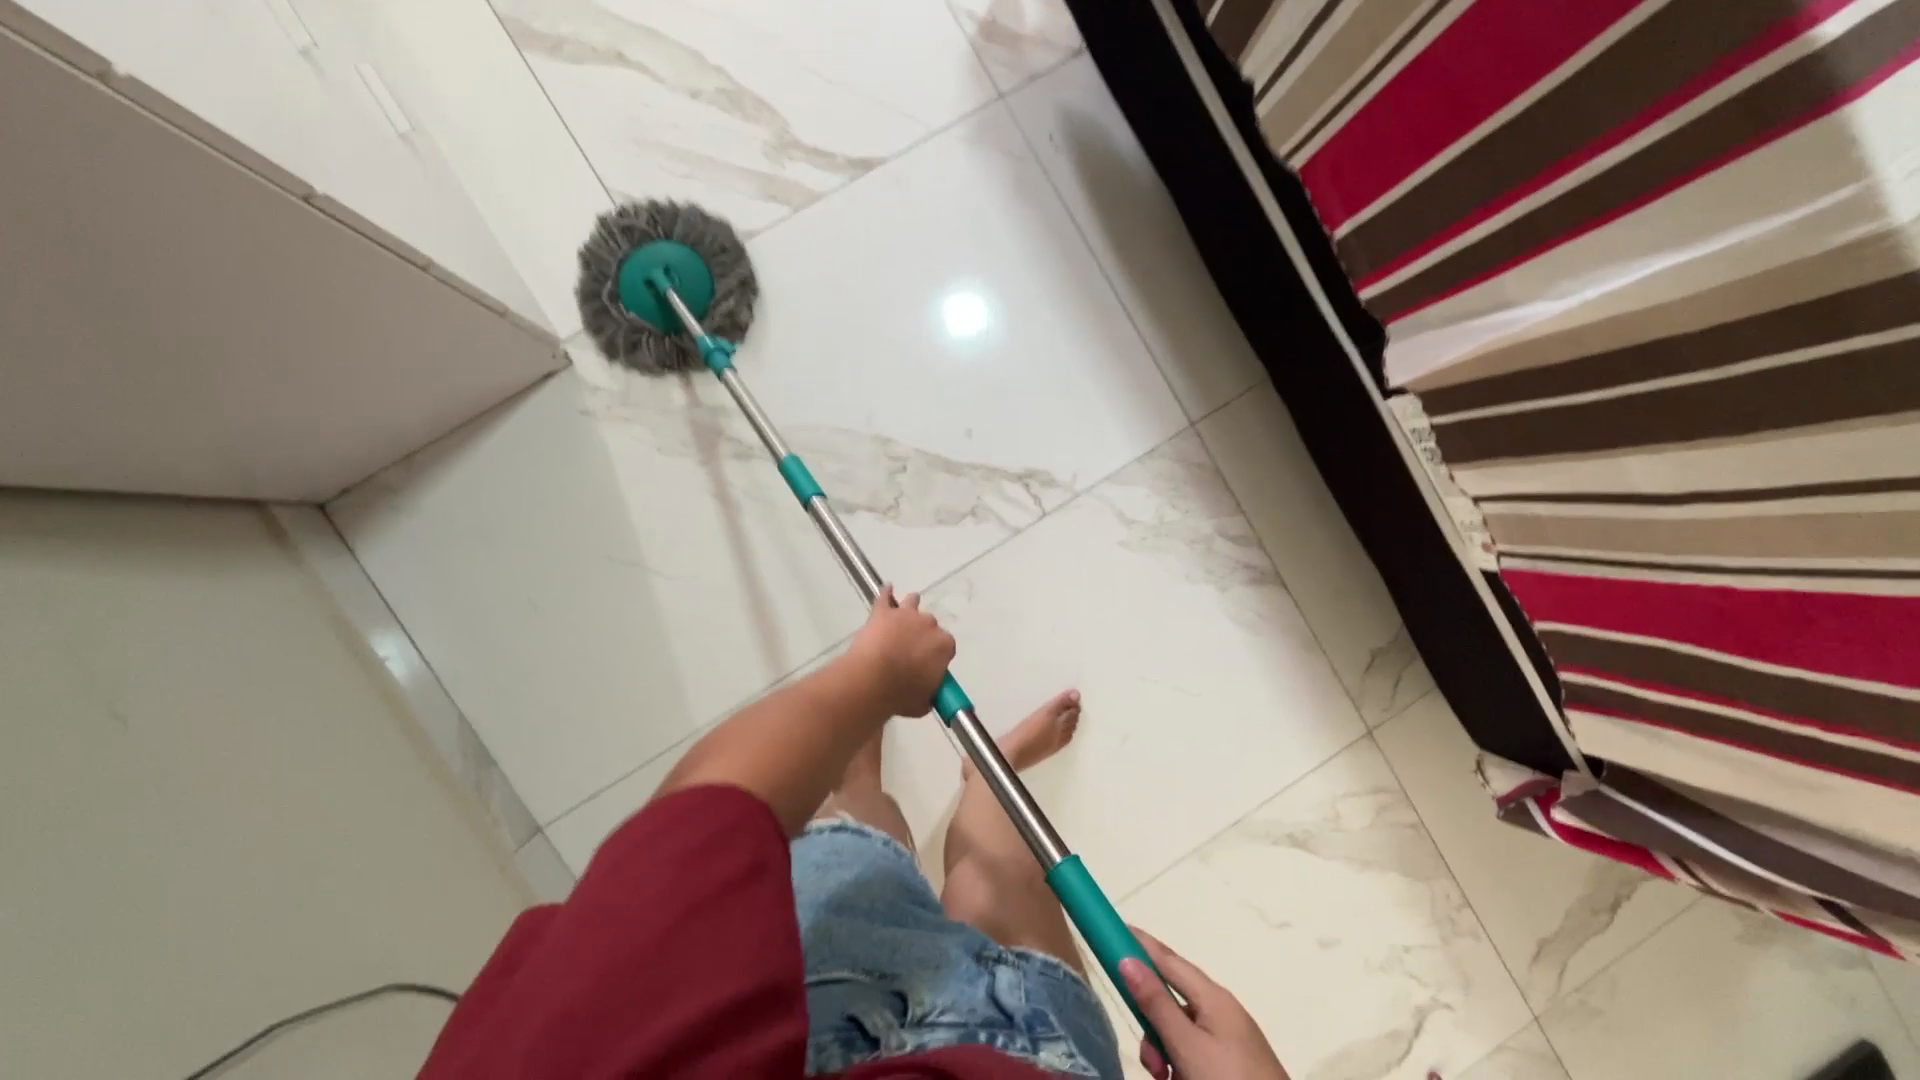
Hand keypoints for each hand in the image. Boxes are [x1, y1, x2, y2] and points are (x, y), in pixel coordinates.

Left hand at [842, 586, 956, 717]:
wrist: (871, 681)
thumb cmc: (901, 695)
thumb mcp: (924, 702)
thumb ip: (930, 692)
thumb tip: (927, 692)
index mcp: (944, 645)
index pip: (945, 647)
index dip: (935, 656)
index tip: (926, 666)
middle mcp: (929, 624)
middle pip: (929, 626)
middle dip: (921, 635)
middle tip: (909, 651)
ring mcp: (905, 615)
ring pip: (912, 603)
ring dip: (910, 608)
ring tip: (905, 612)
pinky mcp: (882, 612)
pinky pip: (886, 596)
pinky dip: (887, 593)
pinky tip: (887, 588)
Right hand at [1120, 928, 1289, 1079]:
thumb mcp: (1186, 1047)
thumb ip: (1156, 1004)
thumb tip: (1127, 959)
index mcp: (1213, 997)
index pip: (1168, 959)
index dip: (1141, 943)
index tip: (1114, 928)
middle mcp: (1220, 1010)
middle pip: (1171, 1002)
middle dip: (1152, 1028)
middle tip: (1152, 1063)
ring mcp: (1228, 1037)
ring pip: (1179, 1033)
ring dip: (1166, 1055)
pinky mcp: (1231, 1062)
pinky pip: (1194, 1053)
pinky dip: (1182, 1067)